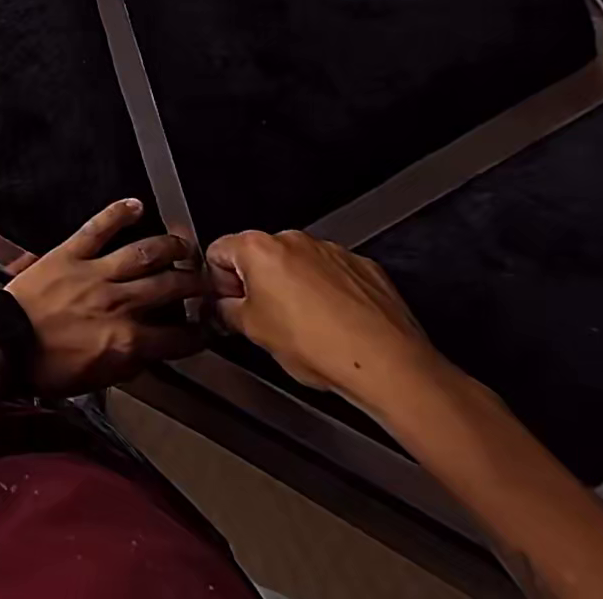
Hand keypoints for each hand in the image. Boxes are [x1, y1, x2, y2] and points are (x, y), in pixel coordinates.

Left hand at [4, 199, 205, 395]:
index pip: (177, 337)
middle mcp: (118, 303)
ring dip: (170, 246)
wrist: (4, 345)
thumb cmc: (43, 366)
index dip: (197, 332)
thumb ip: (128, 361)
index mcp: (125, 340)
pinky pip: (99, 228)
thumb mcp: (96, 378)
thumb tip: (148, 350)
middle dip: (195, 283)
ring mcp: (95, 274)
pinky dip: (118, 213)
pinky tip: (135, 205)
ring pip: (144, 253)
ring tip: (183, 244)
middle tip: (205, 280)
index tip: (205, 327)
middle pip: (171, 287)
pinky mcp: (71, 253)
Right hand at [204, 229, 444, 413]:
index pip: (218, 251)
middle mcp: (293, 240)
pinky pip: (330, 273)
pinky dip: (325, 292)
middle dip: (255, 283)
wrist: (385, 363)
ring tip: (301, 327)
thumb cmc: (320, 345)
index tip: (227, 302)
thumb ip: (227, 311)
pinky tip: (330, 324)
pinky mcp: (360, 266)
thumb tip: (225, 309)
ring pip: (295, 264)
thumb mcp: (253, 332)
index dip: (217, 281)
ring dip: (291, 287)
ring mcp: (330, 250)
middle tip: (261, 318)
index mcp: (259, 248)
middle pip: (257, 255)